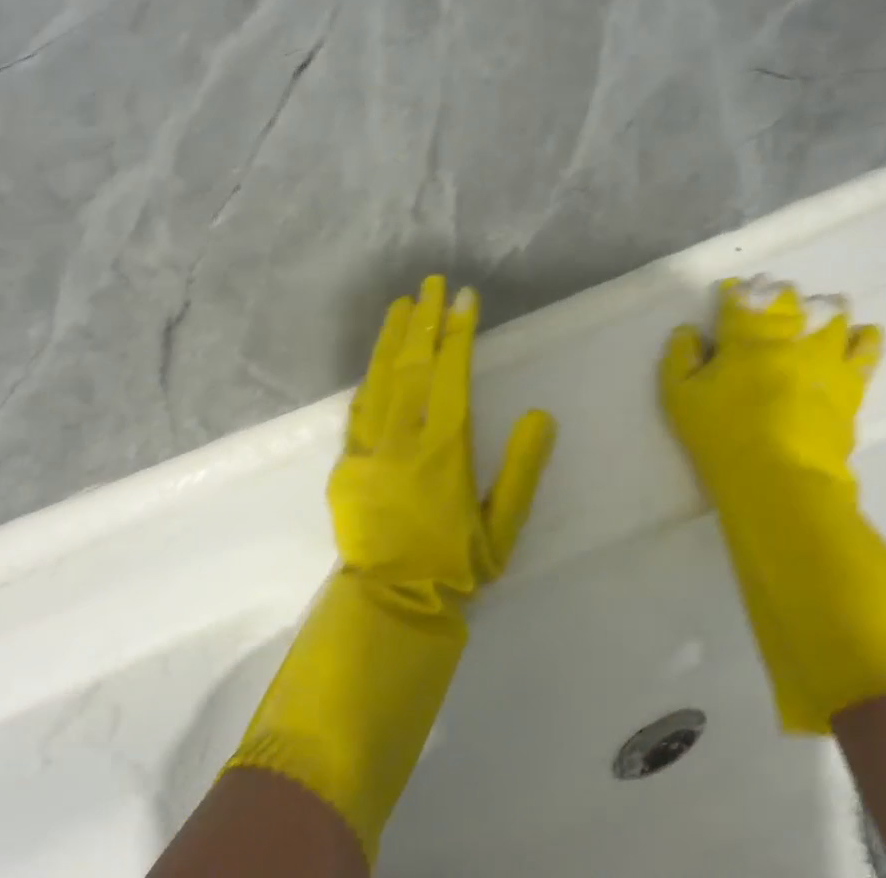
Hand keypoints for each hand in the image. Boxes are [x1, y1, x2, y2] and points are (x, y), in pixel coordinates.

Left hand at [225, 276, 554, 862]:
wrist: (393, 601)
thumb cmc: (456, 566)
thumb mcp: (503, 527)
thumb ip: (522, 470)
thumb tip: (539, 415)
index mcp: (444, 453)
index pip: (452, 378)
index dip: (460, 335)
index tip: (465, 299)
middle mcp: (402, 441)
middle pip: (413, 368)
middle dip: (424, 322)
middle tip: (432, 284)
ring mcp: (368, 449)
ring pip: (380, 381)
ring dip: (393, 339)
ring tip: (403, 304)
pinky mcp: (347, 463)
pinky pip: (358, 409)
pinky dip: (370, 378)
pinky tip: (377, 358)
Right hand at [659, 275, 881, 486]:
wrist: (780, 477)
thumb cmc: (722, 435)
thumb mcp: (678, 398)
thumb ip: (679, 358)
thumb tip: (689, 331)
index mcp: (744, 336)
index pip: (740, 301)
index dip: (737, 291)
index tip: (735, 288)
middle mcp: (789, 337)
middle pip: (788, 302)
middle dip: (780, 294)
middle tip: (777, 292)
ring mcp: (826, 358)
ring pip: (831, 317)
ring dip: (824, 307)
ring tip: (824, 304)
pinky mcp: (851, 384)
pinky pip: (866, 351)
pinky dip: (866, 337)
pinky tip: (866, 331)